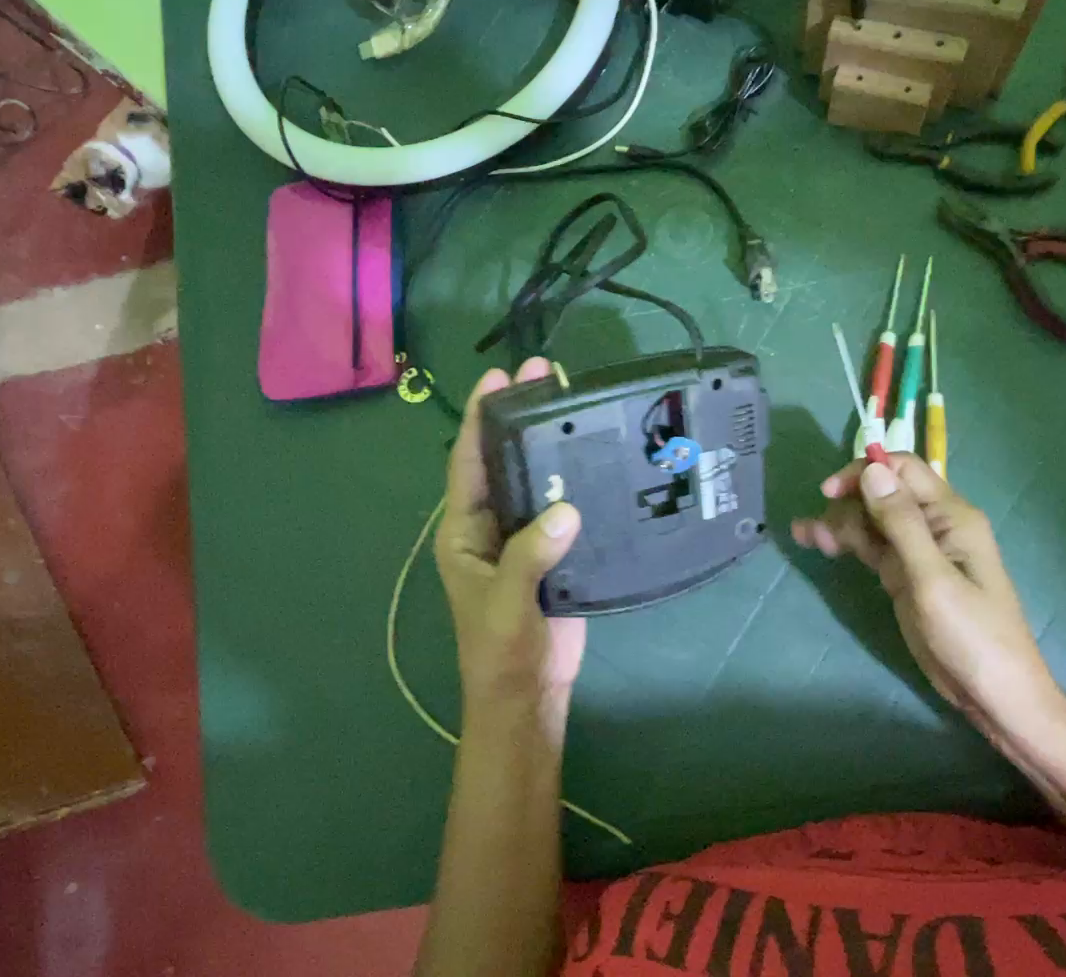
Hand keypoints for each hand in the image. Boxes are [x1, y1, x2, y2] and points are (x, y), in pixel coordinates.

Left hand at [435, 358, 586, 712]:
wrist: (527, 692)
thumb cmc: (501, 649)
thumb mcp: (507, 603)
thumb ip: (530, 556)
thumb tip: (567, 509)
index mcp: (464, 531)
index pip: (468, 463)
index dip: (480, 419)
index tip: (498, 378)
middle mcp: (491, 525)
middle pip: (503, 460)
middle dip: (520, 417)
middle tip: (546, 372)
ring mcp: (524, 537)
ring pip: (535, 479)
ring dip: (551, 443)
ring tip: (576, 401)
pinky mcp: (554, 552)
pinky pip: (563, 506)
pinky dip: (577, 479)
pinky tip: (601, 456)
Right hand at [791, 455, 1059, 727]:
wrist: (994, 693)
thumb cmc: (972, 635)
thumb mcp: (931, 578)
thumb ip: (900, 523)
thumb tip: (872, 469)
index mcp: (951, 516)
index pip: (903, 470)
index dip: (864, 472)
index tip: (829, 493)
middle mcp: (935, 526)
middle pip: (882, 494)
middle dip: (846, 504)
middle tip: (818, 533)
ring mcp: (919, 552)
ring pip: (871, 521)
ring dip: (839, 524)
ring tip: (807, 538)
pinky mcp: (905, 575)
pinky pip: (871, 547)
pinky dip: (845, 543)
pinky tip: (817, 543)